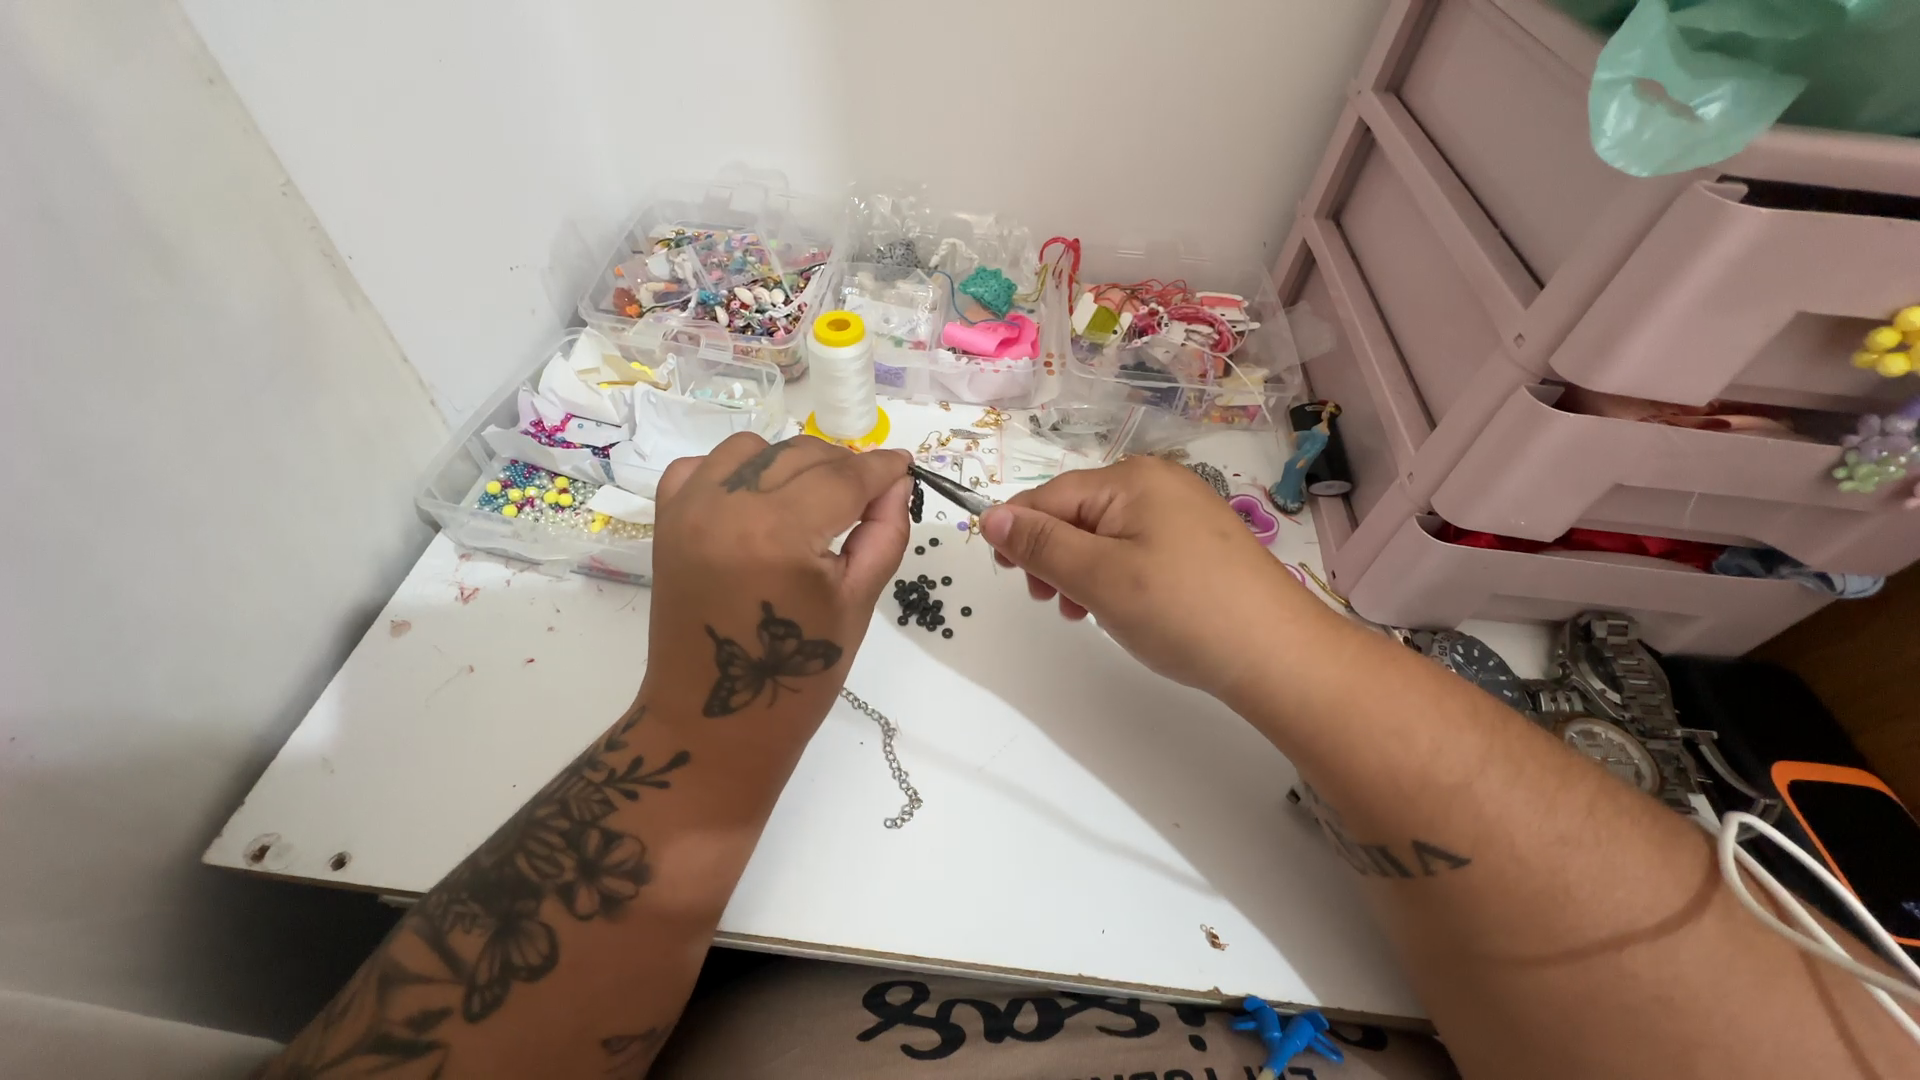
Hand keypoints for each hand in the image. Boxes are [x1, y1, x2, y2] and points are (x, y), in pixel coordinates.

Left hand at [646, 434, 911, 735]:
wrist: (716, 720)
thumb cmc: (799, 678)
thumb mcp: (858, 602)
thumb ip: (884, 533)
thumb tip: (897, 483)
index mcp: (779, 534)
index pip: (844, 478)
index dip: (882, 469)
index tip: (905, 466)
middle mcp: (727, 506)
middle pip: (802, 454)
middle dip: (845, 467)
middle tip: (869, 494)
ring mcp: (690, 509)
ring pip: (755, 448)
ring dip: (793, 461)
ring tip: (813, 500)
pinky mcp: (668, 520)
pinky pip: (705, 465)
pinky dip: (738, 470)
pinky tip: (758, 500)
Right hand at [981, 456, 1331, 700]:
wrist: (1278, 654)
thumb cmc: (1181, 610)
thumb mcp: (1099, 577)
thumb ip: (1041, 545)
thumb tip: (990, 516)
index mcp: (1131, 480)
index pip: (1051, 496)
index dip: (1018, 531)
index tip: (1001, 573)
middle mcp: (1158, 484)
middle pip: (1079, 513)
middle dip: (1052, 555)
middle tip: (1047, 600)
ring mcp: (1184, 514)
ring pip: (1106, 535)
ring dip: (1080, 570)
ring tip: (1080, 613)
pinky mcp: (1199, 545)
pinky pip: (1137, 550)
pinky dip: (1114, 576)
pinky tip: (1117, 608)